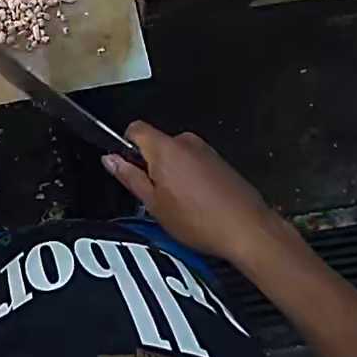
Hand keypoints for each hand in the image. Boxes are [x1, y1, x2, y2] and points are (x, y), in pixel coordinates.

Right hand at [103, 122, 292, 265]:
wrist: (246, 228)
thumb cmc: (201, 220)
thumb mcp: (154, 204)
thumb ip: (129, 176)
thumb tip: (111, 159)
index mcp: (165, 147)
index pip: (135, 129)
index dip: (125, 146)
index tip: (125, 166)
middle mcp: (186, 141)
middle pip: (156, 143)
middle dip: (150, 166)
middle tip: (153, 196)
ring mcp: (205, 150)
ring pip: (176, 155)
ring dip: (171, 174)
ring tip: (178, 205)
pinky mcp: (219, 161)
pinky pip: (194, 163)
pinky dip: (190, 178)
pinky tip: (196, 204)